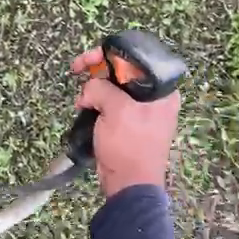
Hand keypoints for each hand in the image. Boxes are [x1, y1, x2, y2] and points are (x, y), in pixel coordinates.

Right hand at [72, 47, 181, 197]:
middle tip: (76, 70)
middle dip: (97, 71)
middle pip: (122, 71)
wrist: (128, 184)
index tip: (86, 60)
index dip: (108, 54)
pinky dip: (95, 102)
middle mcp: (155, 97)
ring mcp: (141, 111)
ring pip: (112, 87)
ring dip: (93, 89)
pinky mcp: (127, 123)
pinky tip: (84, 108)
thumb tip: (88, 89)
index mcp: (162, 90)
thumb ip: (101, 87)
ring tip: (82, 101)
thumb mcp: (116, 109)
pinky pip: (110, 103)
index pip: (135, 58)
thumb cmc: (128, 145)